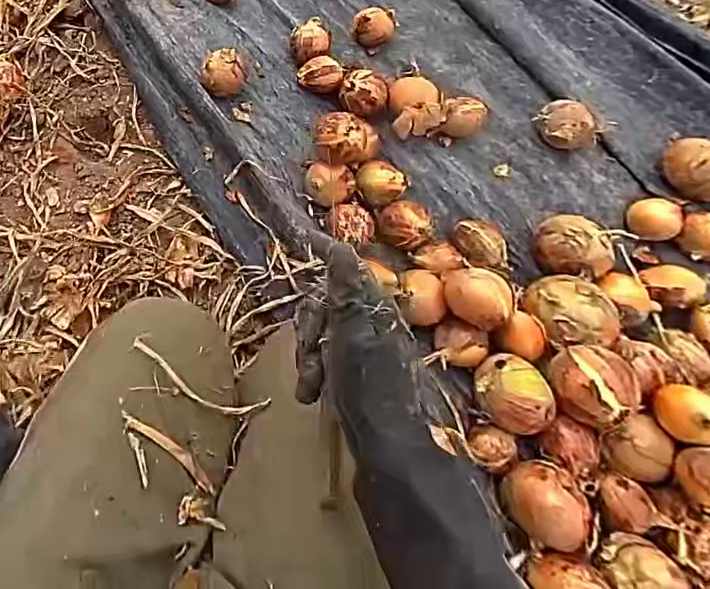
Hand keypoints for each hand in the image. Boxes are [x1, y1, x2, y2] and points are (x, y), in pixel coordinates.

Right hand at [293, 236, 523, 588]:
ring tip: (311, 387)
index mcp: (381, 311)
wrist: (400, 466)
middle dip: (312, 325)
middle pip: (332, 304)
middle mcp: (378, 328)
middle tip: (309, 356)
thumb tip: (339, 244)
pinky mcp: (361, 384)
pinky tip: (316, 395)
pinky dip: (316, 373)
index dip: (328, 266)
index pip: (347, 273)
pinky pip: (329, 362)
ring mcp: (370, 357)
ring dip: (310, 354)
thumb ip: (347, 292)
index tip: (309, 242)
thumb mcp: (360, 337)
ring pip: (327, 334)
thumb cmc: (379, 397)